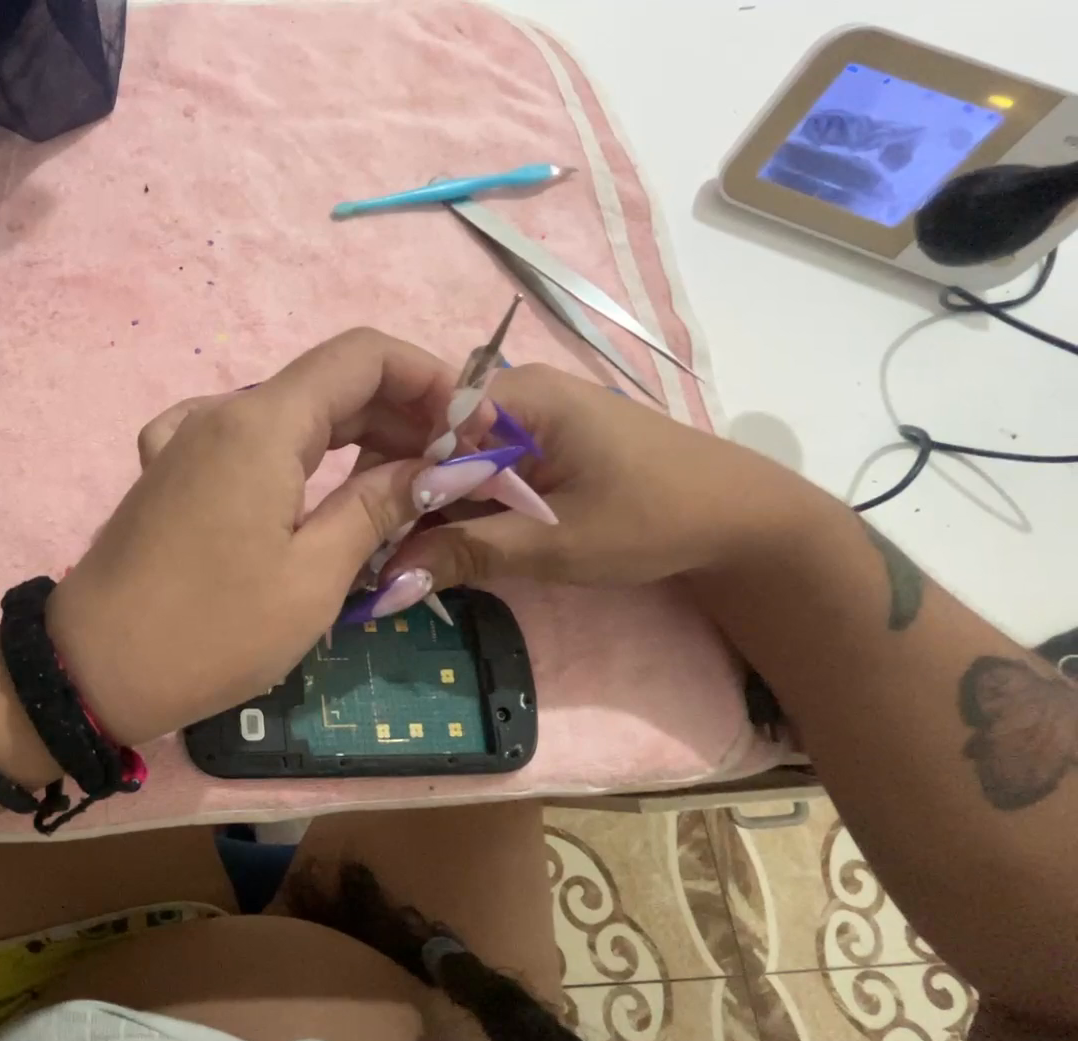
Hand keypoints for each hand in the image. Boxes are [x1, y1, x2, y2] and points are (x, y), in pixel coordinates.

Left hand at [47, 329, 487, 745]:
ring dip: (348, 439)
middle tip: (446, 474)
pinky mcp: (166, 473)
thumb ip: (378, 506)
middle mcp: (218, 413)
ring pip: (286, 414)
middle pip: (326, 384)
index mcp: (259, 423)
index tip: (471, 429)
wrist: (93, 668)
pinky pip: (239, 441)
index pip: (362, 355)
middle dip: (397, 415)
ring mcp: (184, 441)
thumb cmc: (210, 631)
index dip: (430, 378)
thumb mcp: (313, 577)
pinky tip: (299, 485)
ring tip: (396, 490)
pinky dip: (288, 454)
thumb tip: (437, 467)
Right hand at [384, 364, 814, 589]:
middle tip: (379, 556)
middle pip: (427, 443)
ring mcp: (524, 419)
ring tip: (402, 557)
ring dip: (428, 508)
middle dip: (402, 499)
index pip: (417, 427)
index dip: (384, 480)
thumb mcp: (555, 543)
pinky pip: (476, 471)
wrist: (744, 521)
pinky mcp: (535, 445)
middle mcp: (511, 395)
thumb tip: (386, 579)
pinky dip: (459, 507)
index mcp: (515, 394)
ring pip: (449, 462)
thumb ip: (466, 552)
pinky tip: (444, 543)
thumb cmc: (655, 517)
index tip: (363, 533)